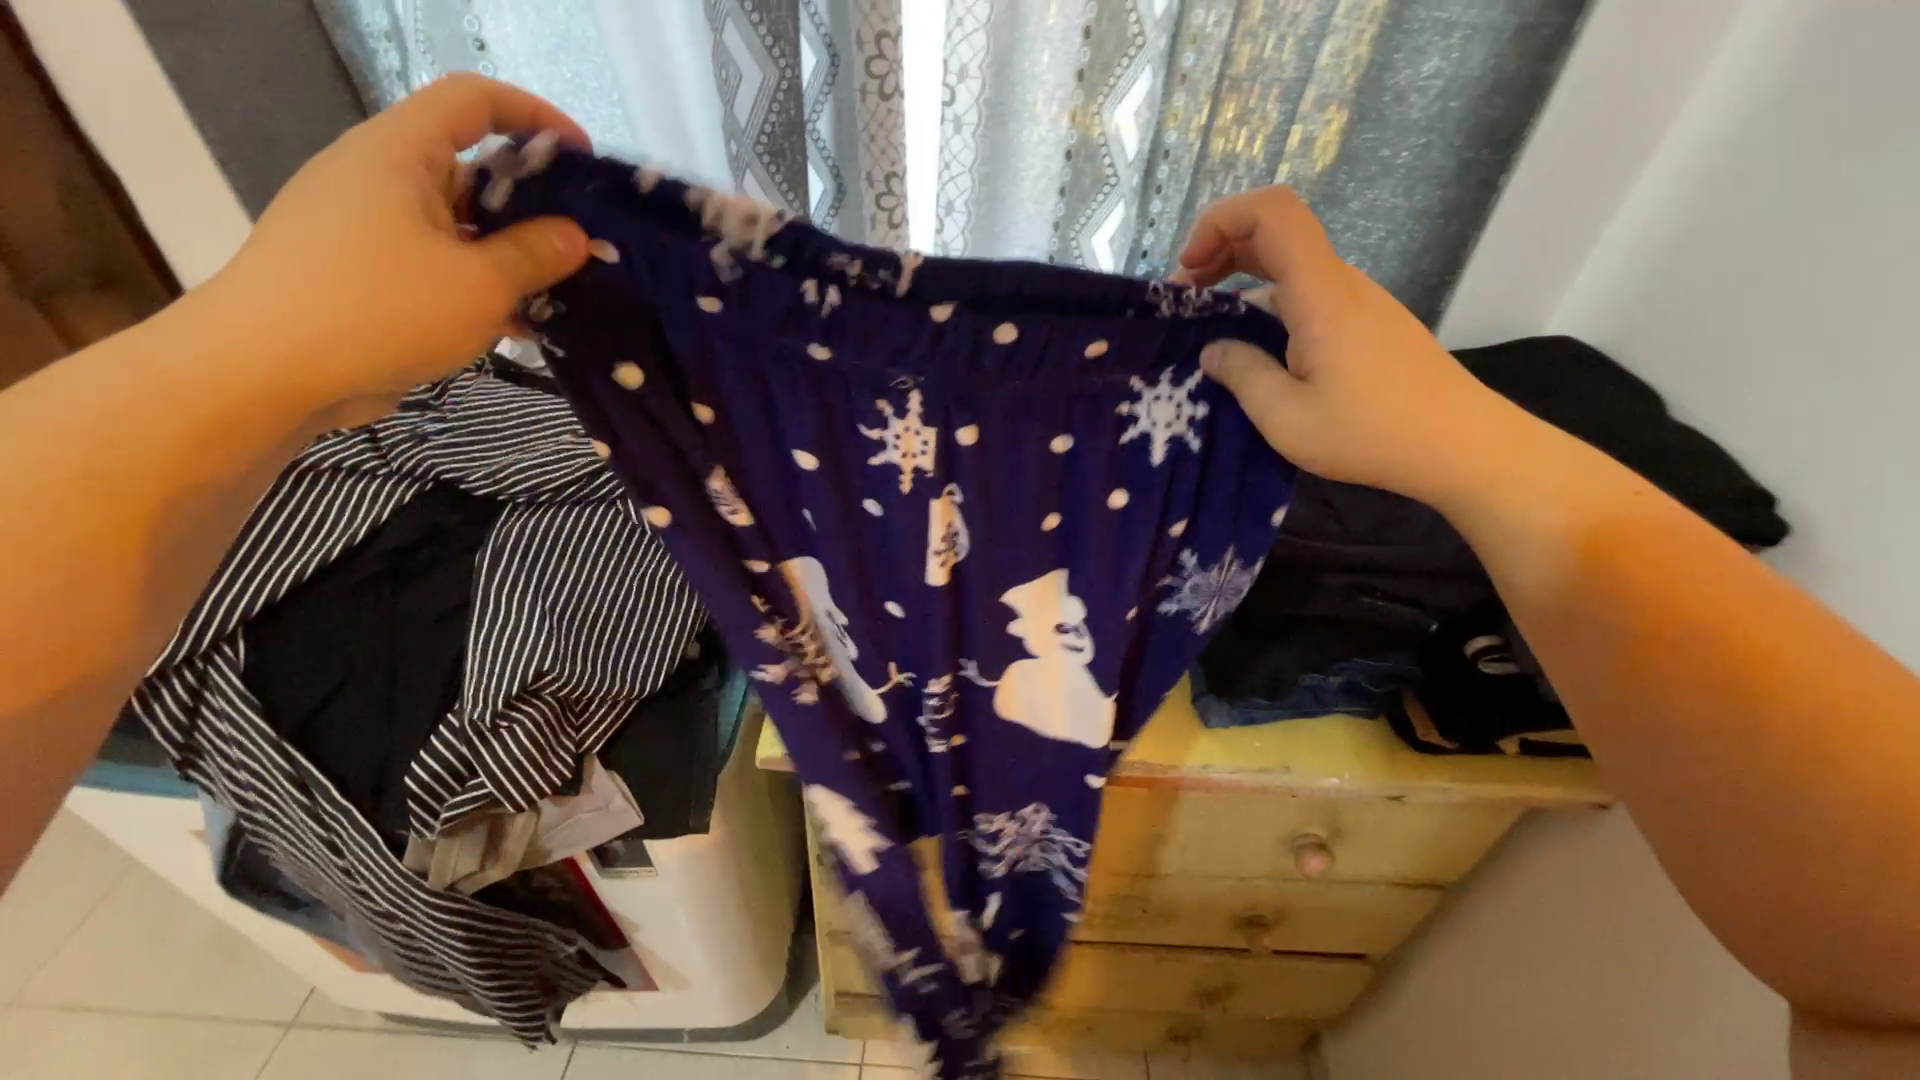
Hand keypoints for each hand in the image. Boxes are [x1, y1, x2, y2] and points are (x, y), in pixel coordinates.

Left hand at [200, 74, 591, 423]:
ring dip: (514, 255)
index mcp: (400, 154)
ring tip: (565, 294)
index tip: (584, 158)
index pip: (474, 101)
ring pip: (460, 226)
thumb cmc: (378, 310)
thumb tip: (575, 236)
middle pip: (472, 167)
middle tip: (587, 244)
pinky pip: (439, 264)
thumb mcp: (478, 284)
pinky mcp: (365, 273)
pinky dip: (481, 286)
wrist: (263, 372)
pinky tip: (522, 325)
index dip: (535, 116)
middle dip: (535, 204)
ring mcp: (369, 227)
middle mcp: (381, 178)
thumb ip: (536, 255)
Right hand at [1174, 186, 1526, 505]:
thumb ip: (1242, 376)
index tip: (1188, 270)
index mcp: (1320, 294)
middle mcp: (1340, 283)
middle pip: (1275, 230)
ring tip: (1208, 327)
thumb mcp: (1287, 419)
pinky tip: (1252, 347)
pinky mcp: (1365, 322)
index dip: (1220, 220)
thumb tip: (1213, 351)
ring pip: (1289, 264)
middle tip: (1184, 299)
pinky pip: (1306, 292)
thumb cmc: (1372, 433)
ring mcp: (1356, 300)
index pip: (1272, 212)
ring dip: (1240, 281)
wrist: (1461, 445)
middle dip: (1219, 250)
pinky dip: (1266, 302)